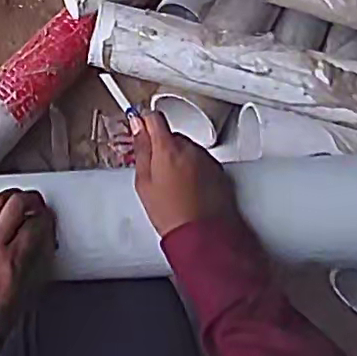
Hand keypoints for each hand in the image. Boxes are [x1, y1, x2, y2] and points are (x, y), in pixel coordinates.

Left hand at [0, 188, 55, 334]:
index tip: (50, 220)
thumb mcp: (26, 294)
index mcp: (12, 264)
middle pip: (15, 205)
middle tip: (38, 204)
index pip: (35, 227)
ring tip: (20, 199)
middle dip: (31, 199)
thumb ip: (35, 264)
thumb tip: (42, 243)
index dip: (46, 219)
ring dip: (11, 196)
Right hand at [131, 111, 238, 236]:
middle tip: (156, 169)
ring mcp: (206, 159)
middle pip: (171, 134)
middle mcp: (190, 148)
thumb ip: (140, 148)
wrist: (205, 238)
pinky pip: (200, 161)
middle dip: (162, 146)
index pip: (154, 117)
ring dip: (179, 158)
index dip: (144, 123)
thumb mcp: (144, 182)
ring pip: (186, 148)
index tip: (140, 129)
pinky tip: (187, 188)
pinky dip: (194, 168)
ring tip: (173, 184)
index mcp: (167, 148)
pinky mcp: (219, 171)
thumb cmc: (173, 214)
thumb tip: (138, 127)